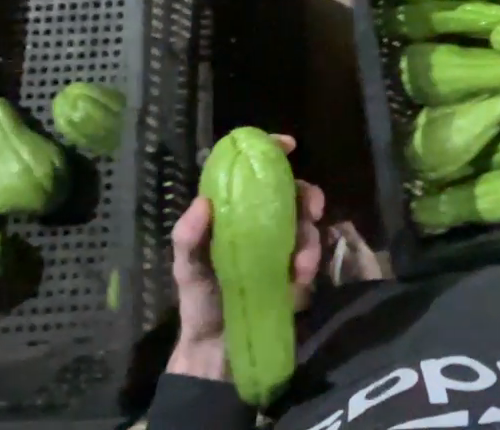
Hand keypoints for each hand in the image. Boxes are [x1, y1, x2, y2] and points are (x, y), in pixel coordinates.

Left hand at [167, 134, 325, 380]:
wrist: (216, 352)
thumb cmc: (199, 299)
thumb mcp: (186, 267)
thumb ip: (188, 236)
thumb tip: (203, 202)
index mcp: (234, 211)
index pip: (252, 171)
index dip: (270, 152)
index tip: (287, 146)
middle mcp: (261, 221)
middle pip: (291, 191)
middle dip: (307, 193)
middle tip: (312, 206)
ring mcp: (281, 245)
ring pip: (307, 223)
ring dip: (311, 235)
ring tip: (302, 263)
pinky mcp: (297, 270)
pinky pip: (313, 254)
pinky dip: (312, 260)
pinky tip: (301, 278)